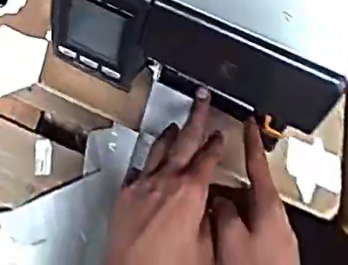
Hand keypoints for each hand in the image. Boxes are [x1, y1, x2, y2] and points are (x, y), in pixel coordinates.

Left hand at [106, 90, 225, 264]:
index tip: (220, 133)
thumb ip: (210, 222)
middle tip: (202, 98)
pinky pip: (139, 169)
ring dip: (170, 135)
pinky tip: (149, 161)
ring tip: (175, 124)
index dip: (216, 144)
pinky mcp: (126, 194)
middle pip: (185, 140)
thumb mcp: (204, 250)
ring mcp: (144, 184)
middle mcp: (167, 180)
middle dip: (196, 116)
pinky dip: (147, 162)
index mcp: (191, 192)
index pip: (208, 158)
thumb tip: (211, 208)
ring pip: (160, 149)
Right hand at [209, 120, 299, 264]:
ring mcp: (277, 236)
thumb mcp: (232, 239)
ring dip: (232, 208)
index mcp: (269, 205)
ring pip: (250, 211)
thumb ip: (223, 211)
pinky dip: (238, 226)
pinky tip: (223, 237)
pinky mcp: (274, 254)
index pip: (258, 162)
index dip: (251, 140)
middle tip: (213, 179)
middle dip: (231, 183)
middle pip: (251, 188)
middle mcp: (277, 217)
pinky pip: (253, 229)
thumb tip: (217, 198)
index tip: (250, 121)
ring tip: (212, 211)